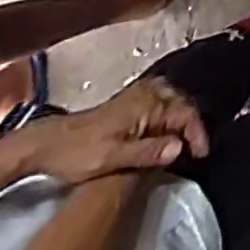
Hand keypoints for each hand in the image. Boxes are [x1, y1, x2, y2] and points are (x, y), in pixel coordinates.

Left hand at [11, 77, 207, 184]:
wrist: (48, 142)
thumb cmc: (80, 151)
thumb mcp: (112, 158)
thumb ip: (148, 151)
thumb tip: (180, 147)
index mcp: (148, 103)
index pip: (185, 114)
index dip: (197, 134)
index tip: (201, 154)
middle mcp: (149, 92)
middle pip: (183, 104)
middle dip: (192, 125)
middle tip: (196, 149)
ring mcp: (140, 92)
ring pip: (174, 100)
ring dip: (182, 117)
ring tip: (185, 139)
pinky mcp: (131, 98)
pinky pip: (163, 99)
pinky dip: (171, 112)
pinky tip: (168, 126)